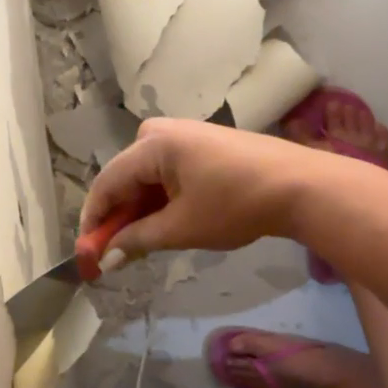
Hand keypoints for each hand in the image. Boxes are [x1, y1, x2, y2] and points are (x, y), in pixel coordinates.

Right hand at [80, 118, 328, 268]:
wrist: (299, 186)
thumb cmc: (235, 205)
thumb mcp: (179, 229)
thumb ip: (135, 239)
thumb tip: (106, 256)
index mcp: (150, 145)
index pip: (105, 185)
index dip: (92, 223)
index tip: (87, 255)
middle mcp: (159, 131)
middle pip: (122, 179)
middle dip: (115, 218)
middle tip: (113, 254)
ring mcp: (183, 134)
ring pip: (143, 178)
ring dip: (137, 211)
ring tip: (138, 245)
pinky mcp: (201, 144)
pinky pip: (164, 173)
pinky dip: (157, 200)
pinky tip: (162, 224)